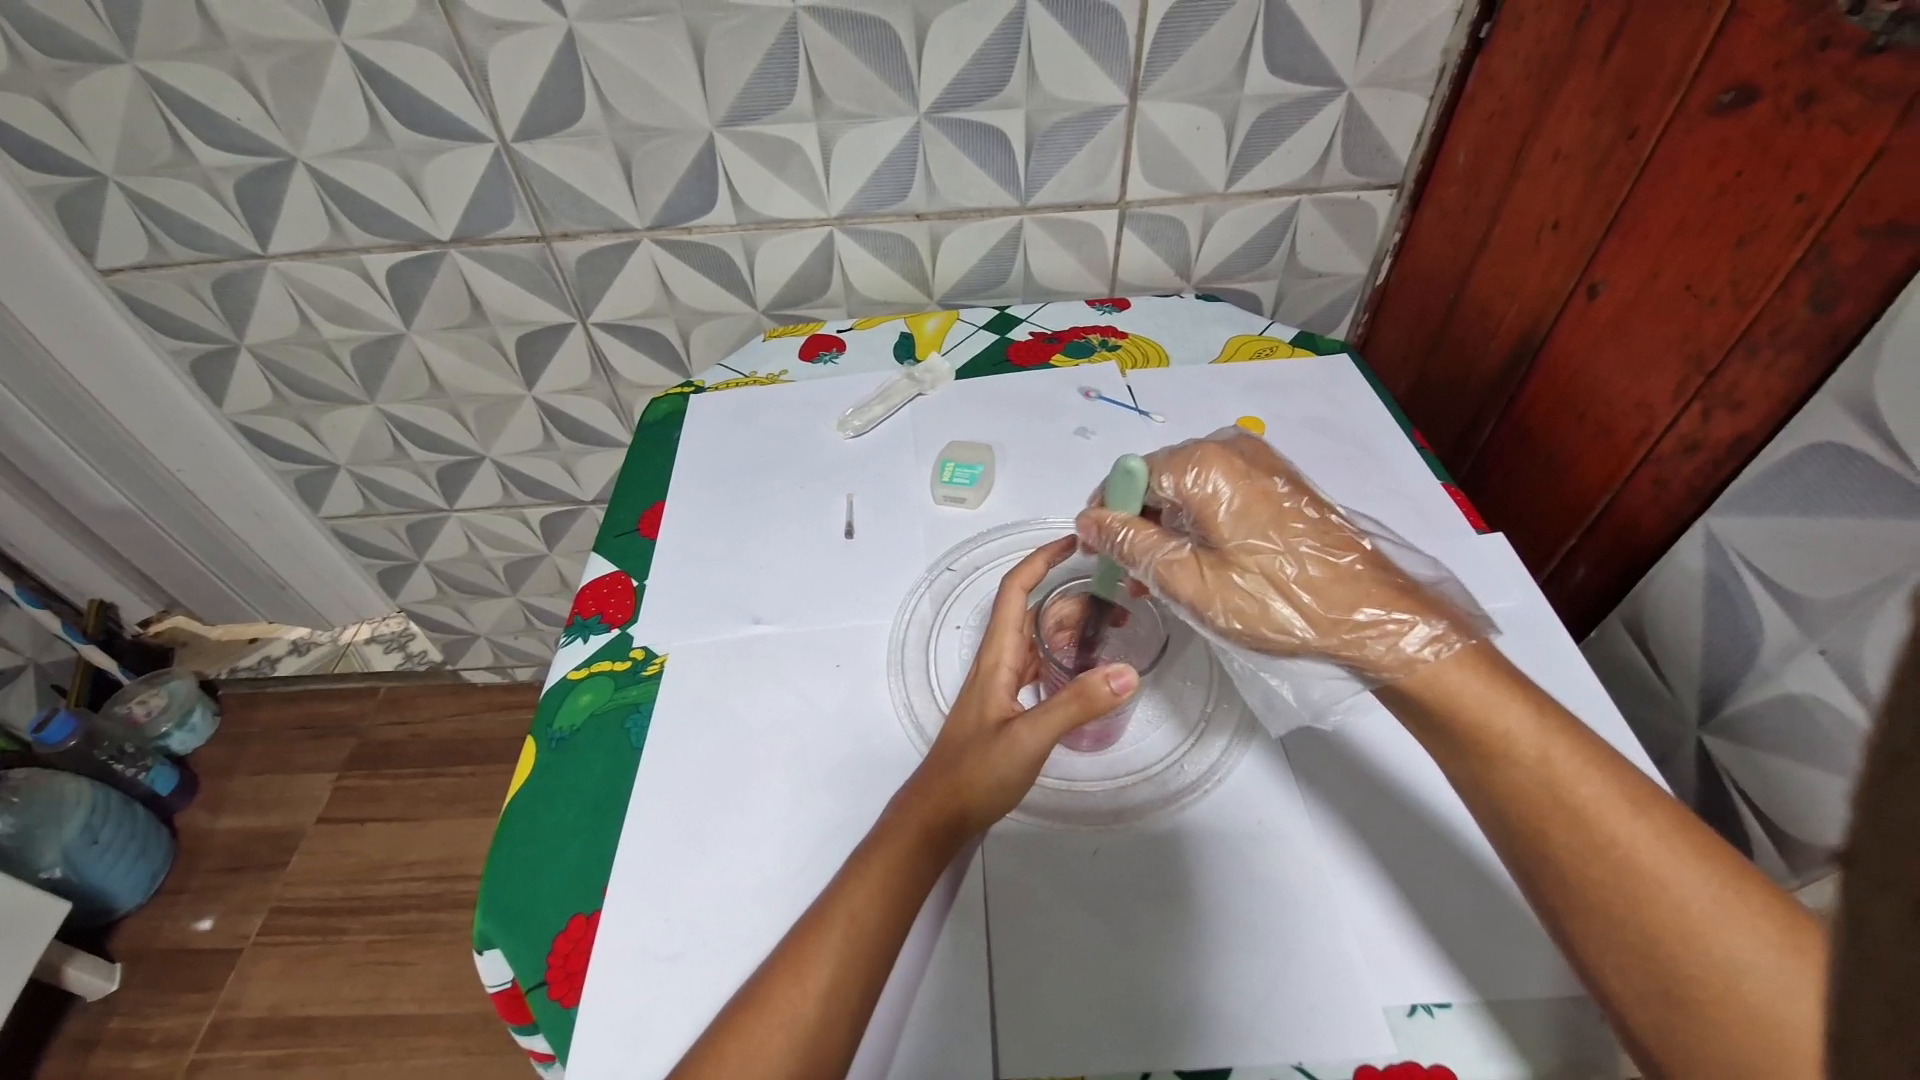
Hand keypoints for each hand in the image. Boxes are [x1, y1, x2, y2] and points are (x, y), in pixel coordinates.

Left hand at [895, 536, 1139, 838]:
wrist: (939, 813)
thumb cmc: (974, 772)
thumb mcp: (1029, 738)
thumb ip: (1075, 704)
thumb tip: (1127, 672)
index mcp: (997, 657)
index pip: (1015, 591)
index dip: (1041, 560)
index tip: (1075, 543)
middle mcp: (998, 663)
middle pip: (1035, 613)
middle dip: (1074, 598)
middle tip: (1120, 600)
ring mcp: (1002, 687)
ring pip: (1039, 642)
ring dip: (1072, 629)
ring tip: (1115, 631)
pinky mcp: (1008, 709)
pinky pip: (1040, 669)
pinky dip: (1066, 660)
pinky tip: (1090, 674)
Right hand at [1074, 429, 1473, 679]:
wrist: (1371, 611)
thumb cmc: (1274, 600)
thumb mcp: (1188, 580)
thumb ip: (1130, 544)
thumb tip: (1087, 520)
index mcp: (1203, 464)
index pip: (1128, 475)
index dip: (1106, 515)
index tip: (1100, 557)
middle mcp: (1229, 446)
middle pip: (1157, 478)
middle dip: (1136, 523)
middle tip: (1132, 576)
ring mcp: (1258, 460)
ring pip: (1187, 487)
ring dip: (1166, 528)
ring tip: (1162, 579)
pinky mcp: (1276, 479)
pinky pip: (1217, 491)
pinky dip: (1198, 523)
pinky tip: (1199, 561)